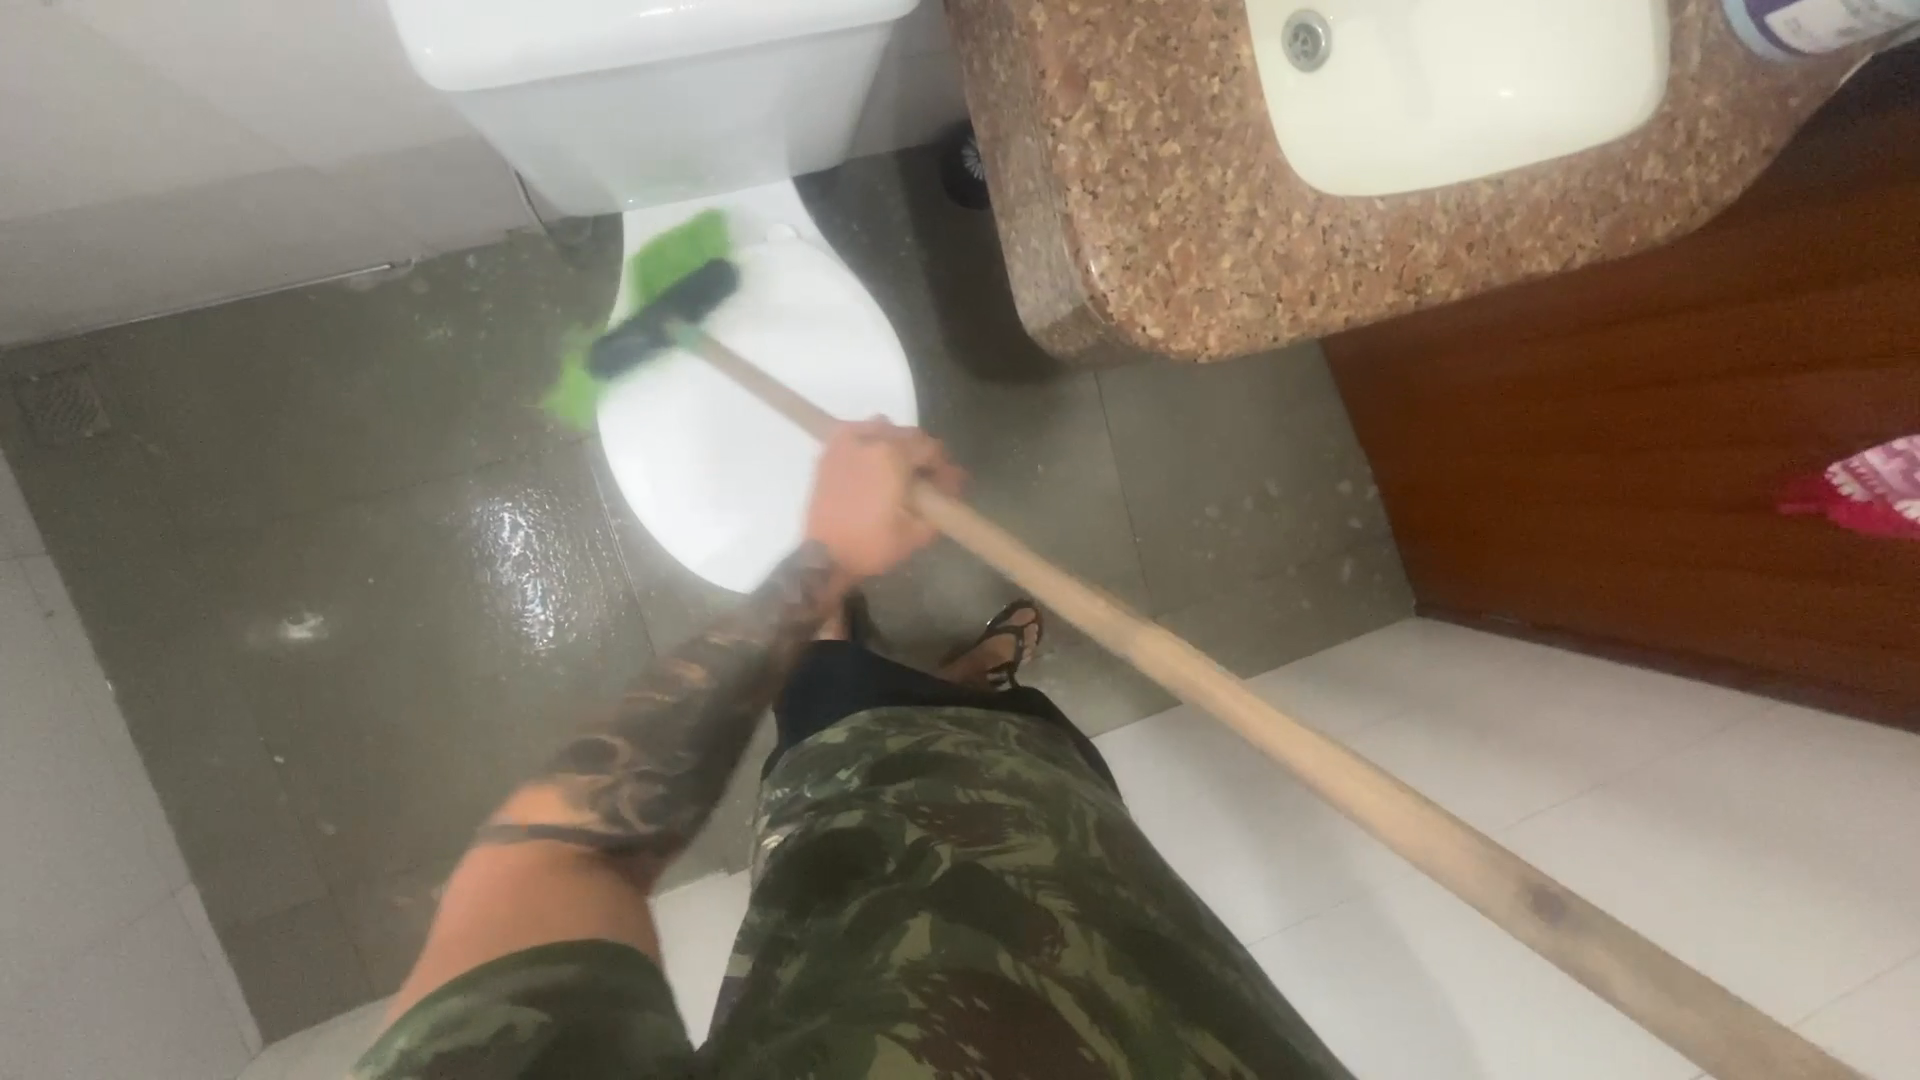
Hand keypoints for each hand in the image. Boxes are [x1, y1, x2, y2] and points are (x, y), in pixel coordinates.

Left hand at [805, 418, 964, 583]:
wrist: (824, 556)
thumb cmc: (873, 545)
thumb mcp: (919, 530)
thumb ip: (943, 500)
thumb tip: (956, 481)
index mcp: (893, 456)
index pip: (931, 448)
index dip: (943, 465)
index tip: (947, 483)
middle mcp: (869, 440)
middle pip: (908, 434)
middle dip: (921, 454)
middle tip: (924, 479)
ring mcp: (845, 443)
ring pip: (881, 427)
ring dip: (895, 443)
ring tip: (897, 469)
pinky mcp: (828, 453)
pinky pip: (855, 433)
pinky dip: (868, 441)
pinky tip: (872, 463)